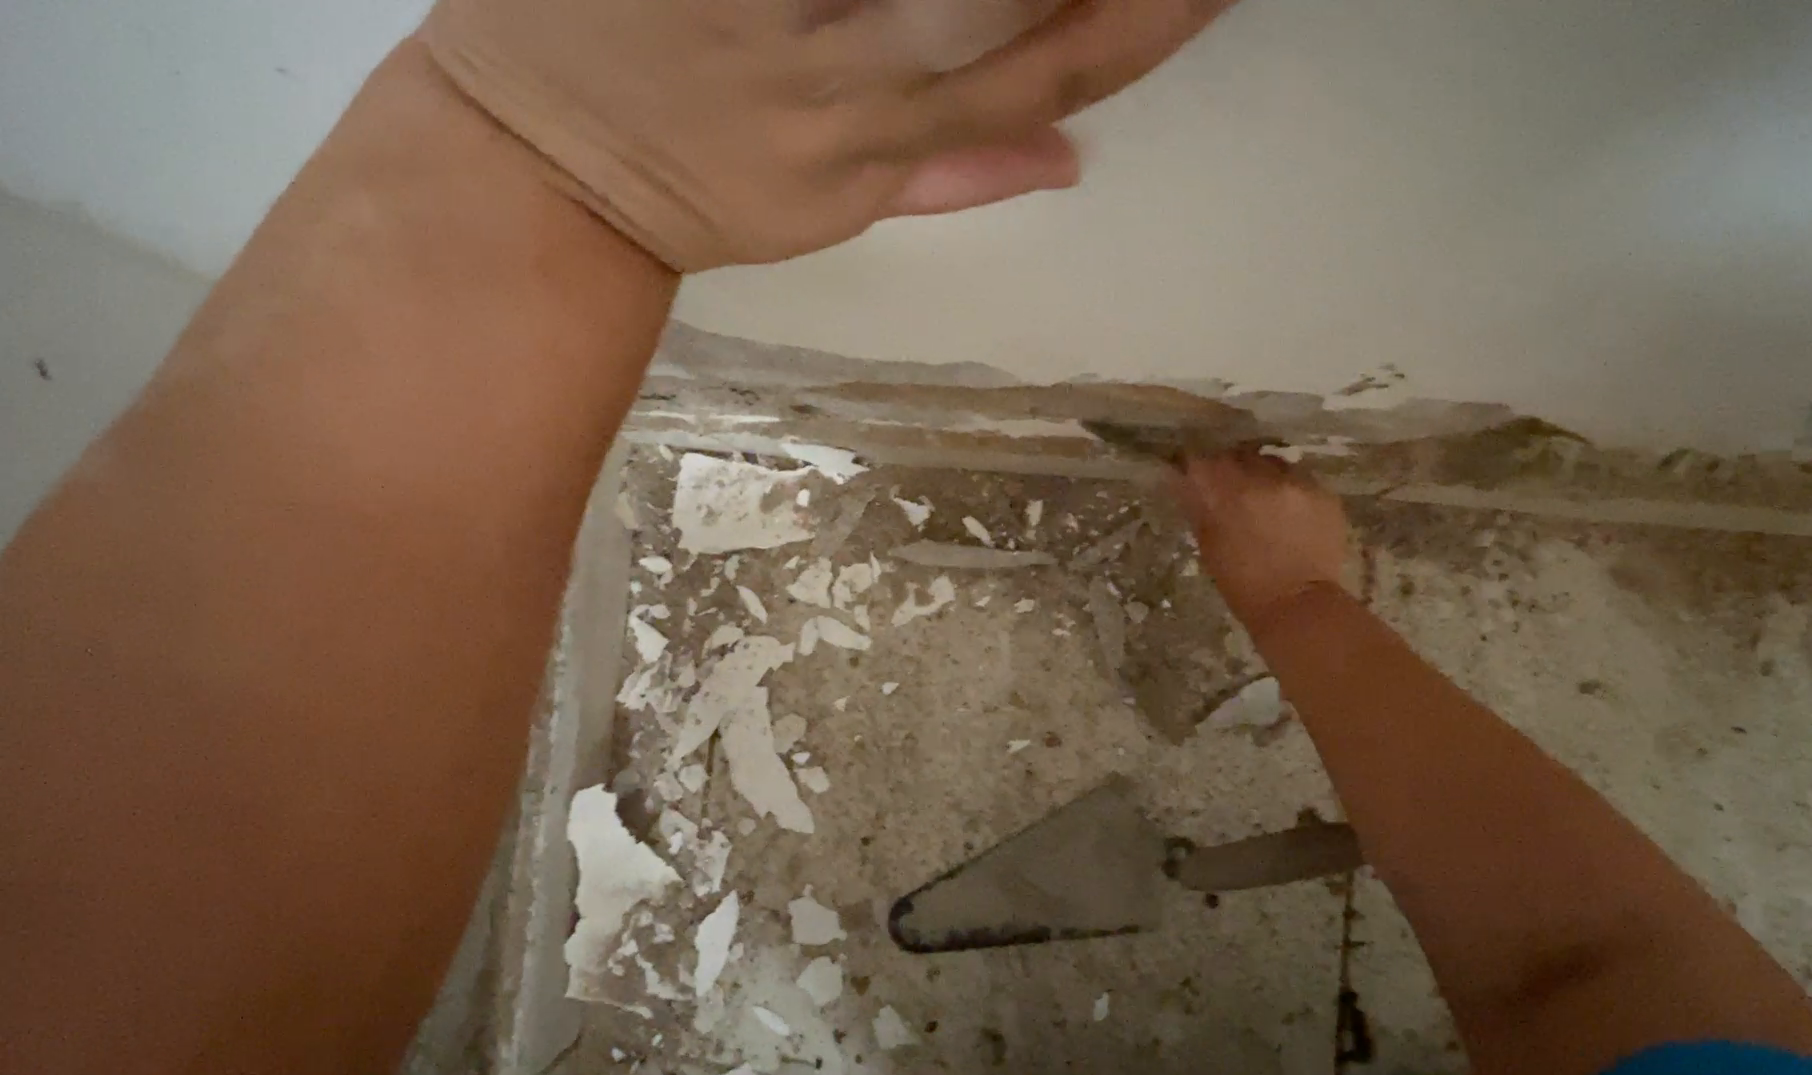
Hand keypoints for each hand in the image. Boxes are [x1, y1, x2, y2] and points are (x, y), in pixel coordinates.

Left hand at [422, 0, 1234, 271]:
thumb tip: (1070, 160)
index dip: (1148, 24)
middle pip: (1014, 16)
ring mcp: (787, 23)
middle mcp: (858, 85)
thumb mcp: (835, 209)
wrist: (555, 176)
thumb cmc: (705, 194)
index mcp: (891, 147)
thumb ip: (953, 178)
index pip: (1053, 75)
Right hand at [1171, 450, 1350, 629]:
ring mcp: (1297, 484)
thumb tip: (1181, 479)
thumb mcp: (1209, 545)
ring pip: (1271, 462)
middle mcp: (1262, 480)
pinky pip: (1300, 479)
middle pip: (1237, 455)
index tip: (1194, 474)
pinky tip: (1289, 513)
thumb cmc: (1242, 583)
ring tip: (1263, 498)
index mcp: (1227, 495)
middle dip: (1230, 467)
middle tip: (1229, 488)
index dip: (1196, 465)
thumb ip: (1197, 506)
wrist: (1297, 605)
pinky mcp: (1324, 494)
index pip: (1201, 460)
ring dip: (1262, 474)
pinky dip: (1290, 490)